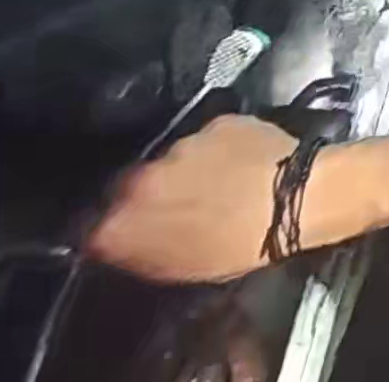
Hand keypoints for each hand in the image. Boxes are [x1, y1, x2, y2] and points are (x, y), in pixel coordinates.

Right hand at [89, 115, 298, 282]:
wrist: (292, 198)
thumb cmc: (235, 245)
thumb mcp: (173, 267)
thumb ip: (136, 249)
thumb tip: (124, 240)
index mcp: (119, 224)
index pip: (96, 223)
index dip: (117, 223)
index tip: (136, 224)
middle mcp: (141, 178)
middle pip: (133, 182)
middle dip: (153, 189)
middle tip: (184, 198)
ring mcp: (183, 144)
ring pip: (176, 155)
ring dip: (189, 164)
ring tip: (220, 176)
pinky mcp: (220, 121)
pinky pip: (213, 135)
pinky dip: (222, 144)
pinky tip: (242, 155)